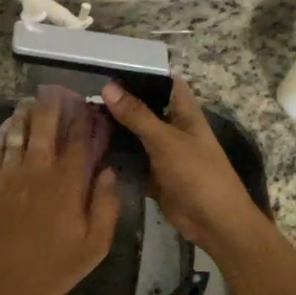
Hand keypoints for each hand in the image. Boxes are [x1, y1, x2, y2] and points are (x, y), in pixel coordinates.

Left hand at [0, 95, 120, 294]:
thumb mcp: (94, 245)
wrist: (1, 283)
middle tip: (59, 91)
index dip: (86, 120)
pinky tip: (10, 125)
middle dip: (54, 105)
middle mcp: (38, 170)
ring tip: (34, 99)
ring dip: (28, 113)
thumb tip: (108, 171)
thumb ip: (106, 205)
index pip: (80, 141)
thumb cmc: (53, 268)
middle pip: (46, 126)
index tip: (91, 106)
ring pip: (19, 133)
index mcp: (67, 183)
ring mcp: (9, 175)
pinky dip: (4, 133)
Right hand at [102, 79, 268, 254]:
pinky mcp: (154, 176)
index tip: (110, 71)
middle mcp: (173, 129)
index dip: (143, 75)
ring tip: (81, 122)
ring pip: (135, 136)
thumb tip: (107, 88)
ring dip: (115, 132)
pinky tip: (90, 152)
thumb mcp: (166, 141)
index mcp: (185, 114)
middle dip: (120, 105)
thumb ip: (137, 115)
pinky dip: (116, 158)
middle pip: (145, 110)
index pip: (165, 84)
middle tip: (85, 99)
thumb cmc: (198, 174)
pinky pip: (132, 162)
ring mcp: (163, 154)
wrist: (214, 223)